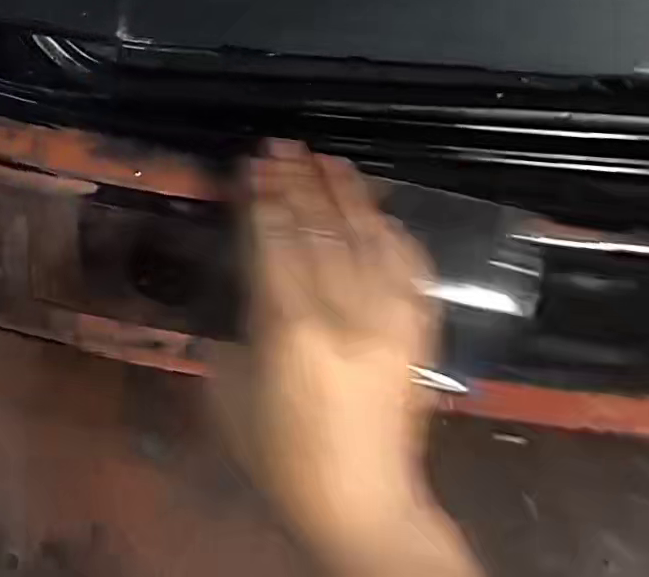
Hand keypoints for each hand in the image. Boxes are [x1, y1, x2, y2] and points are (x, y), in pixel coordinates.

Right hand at [215, 141, 477, 576]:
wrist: (364, 505)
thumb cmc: (279, 451)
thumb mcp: (230, 385)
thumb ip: (240, 320)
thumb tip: (249, 271)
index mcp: (289, 326)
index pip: (274, 238)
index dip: (262, 194)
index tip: (254, 161)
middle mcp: (344, 312)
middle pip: (318, 226)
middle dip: (296, 179)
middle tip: (282, 144)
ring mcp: (390, 320)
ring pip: (365, 236)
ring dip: (343, 191)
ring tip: (326, 156)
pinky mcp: (418, 334)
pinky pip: (408, 266)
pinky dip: (390, 229)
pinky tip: (375, 206)